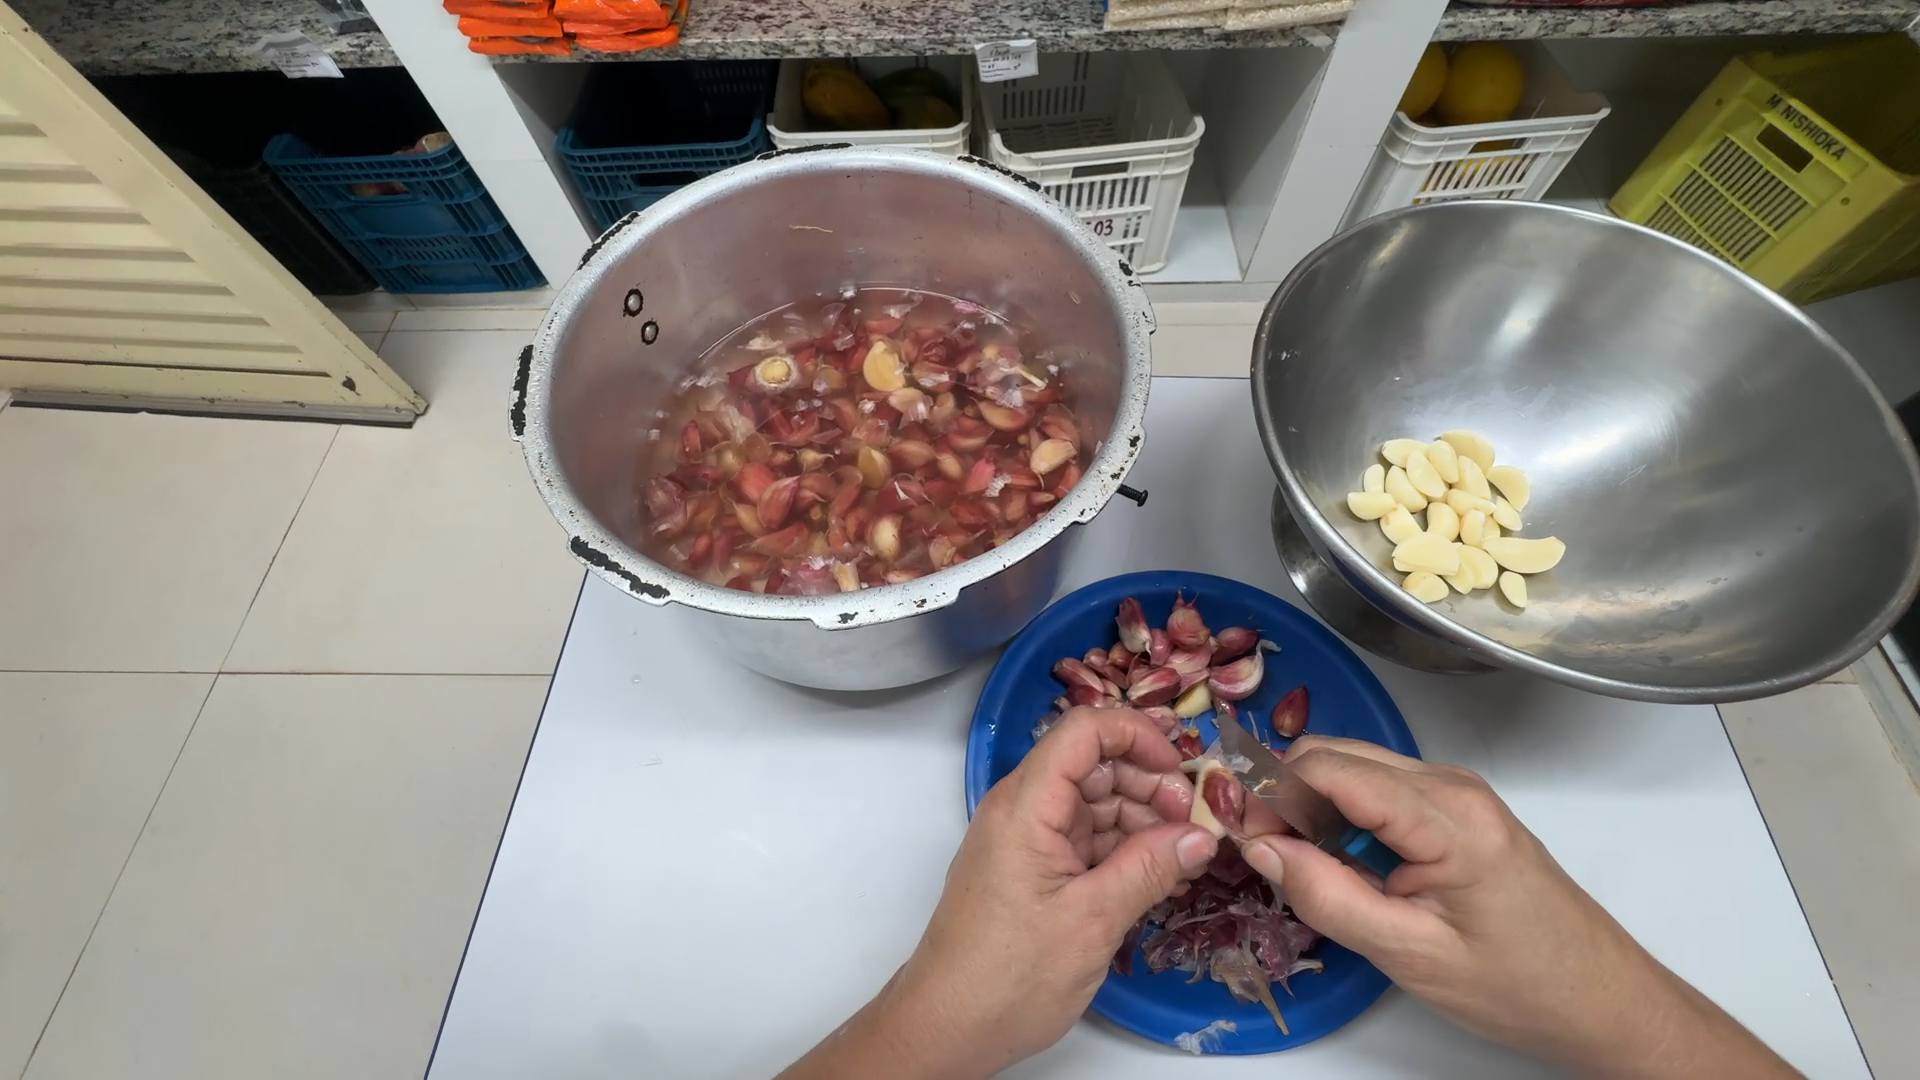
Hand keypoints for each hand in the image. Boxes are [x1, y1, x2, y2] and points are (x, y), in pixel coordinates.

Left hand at [779, 708, 1217, 1079]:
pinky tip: (1161, 871)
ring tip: (1187, 853)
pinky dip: (1124, 846)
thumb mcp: (1091, 922)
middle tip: (1197, 823)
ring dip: (1143, 817)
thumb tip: (1202, 835)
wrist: (948, 1024)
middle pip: (1094, 763)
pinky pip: (1087, 835)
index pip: (1082, 731)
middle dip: (1149, 782)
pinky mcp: (1036, 863)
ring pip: (1095, 800)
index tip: (1182, 769)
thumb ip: (1148, 870)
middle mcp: (1024, 806)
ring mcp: (1029, 834)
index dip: (1136, 735)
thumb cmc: (1009, 974)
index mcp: (1026, 803)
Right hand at [1237, 736, 1799, 1079]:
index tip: (1243, 833)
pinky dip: (1337, 806)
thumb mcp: (1410, 956)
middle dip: (1283, 791)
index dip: (1272, 791)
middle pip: (1332, 753)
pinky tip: (1342, 854)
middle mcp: (1448, 782)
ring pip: (1347, 763)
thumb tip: (1255, 843)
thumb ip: (1326, 895)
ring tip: (1305, 858)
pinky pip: (1371, 781)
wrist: (1612, 1005)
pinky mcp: (1452, 800)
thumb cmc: (1518, 988)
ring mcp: (1452, 786)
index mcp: (1446, 817)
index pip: (1329, 767)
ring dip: (1309, 800)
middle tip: (1267, 849)